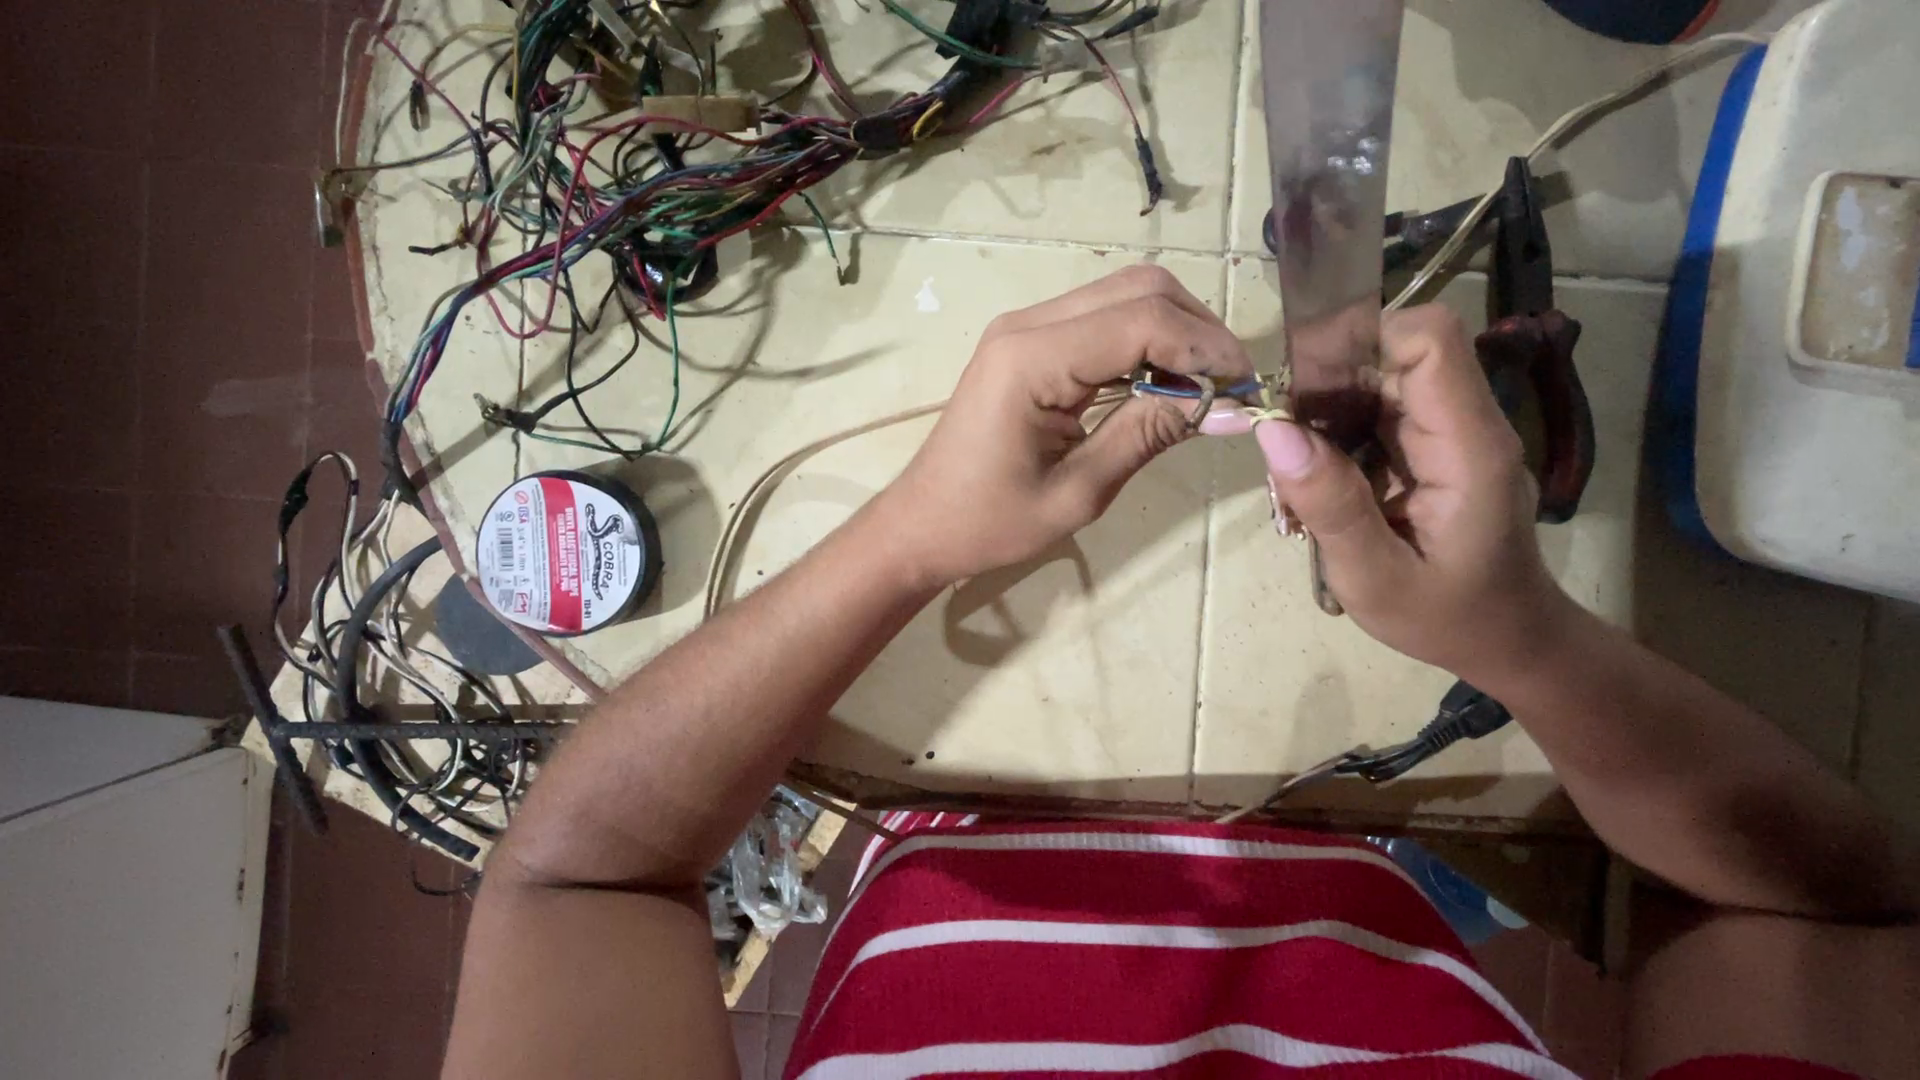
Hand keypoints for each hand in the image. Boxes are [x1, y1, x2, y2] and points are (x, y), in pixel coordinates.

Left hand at [871, 264, 1252, 586]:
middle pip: (1138, 288)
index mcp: (1031, 359)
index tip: (1246, 389)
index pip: (1142, 321)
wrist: (924, 524)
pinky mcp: (1027, 342)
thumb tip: (1225, 406)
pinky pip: (1100, 319)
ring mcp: (1024, 328)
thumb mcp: (1080, 491)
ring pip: (1123, 295)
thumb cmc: (991, 522)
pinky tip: (1165, 383)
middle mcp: (1027, 325)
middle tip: (1230, 387)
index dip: (1205, 348)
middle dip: (1196, 329)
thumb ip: (1150, 435)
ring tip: (1206, 388)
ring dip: (1174, 331)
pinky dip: (1144, 341)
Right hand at [1253, 305, 1578, 683]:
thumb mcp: (1375, 578)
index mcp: (1468, 447)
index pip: (1429, 341)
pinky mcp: (1428, 449)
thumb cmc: (1447, 618)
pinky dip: (1331, 436)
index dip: (1362, 340)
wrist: (1505, 642)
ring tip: (1292, 471)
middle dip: (1325, 383)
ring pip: (1376, 383)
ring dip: (1322, 412)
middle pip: (1393, 356)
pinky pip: (1372, 415)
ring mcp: (1446, 435)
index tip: (1300, 383)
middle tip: (1279, 439)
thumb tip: (1273, 429)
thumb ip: (1330, 505)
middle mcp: (1463, 425)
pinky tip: (1313, 479)